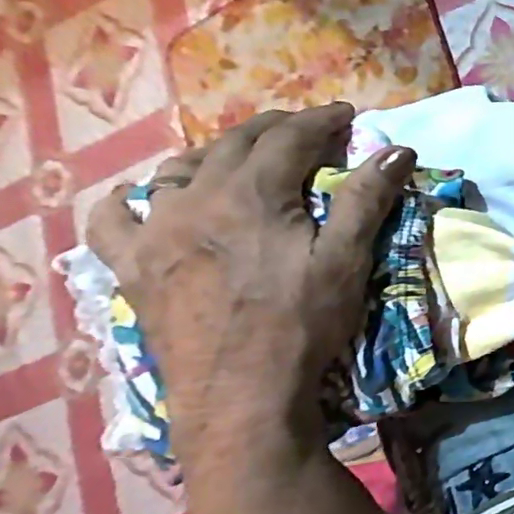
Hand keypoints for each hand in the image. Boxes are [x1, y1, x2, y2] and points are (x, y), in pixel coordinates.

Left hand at [85, 104, 414, 477]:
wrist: (241, 398)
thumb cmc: (300, 326)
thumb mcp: (344, 261)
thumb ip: (367, 199)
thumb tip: (399, 149)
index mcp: (249, 193)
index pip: (289, 136)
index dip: (321, 120)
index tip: (346, 115)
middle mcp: (194, 199)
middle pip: (235, 143)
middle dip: (275, 128)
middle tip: (306, 131)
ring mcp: (155, 232)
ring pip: (180, 169)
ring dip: (216, 152)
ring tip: (242, 157)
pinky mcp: (133, 268)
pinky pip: (115, 220)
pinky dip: (132, 200)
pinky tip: (146, 200)